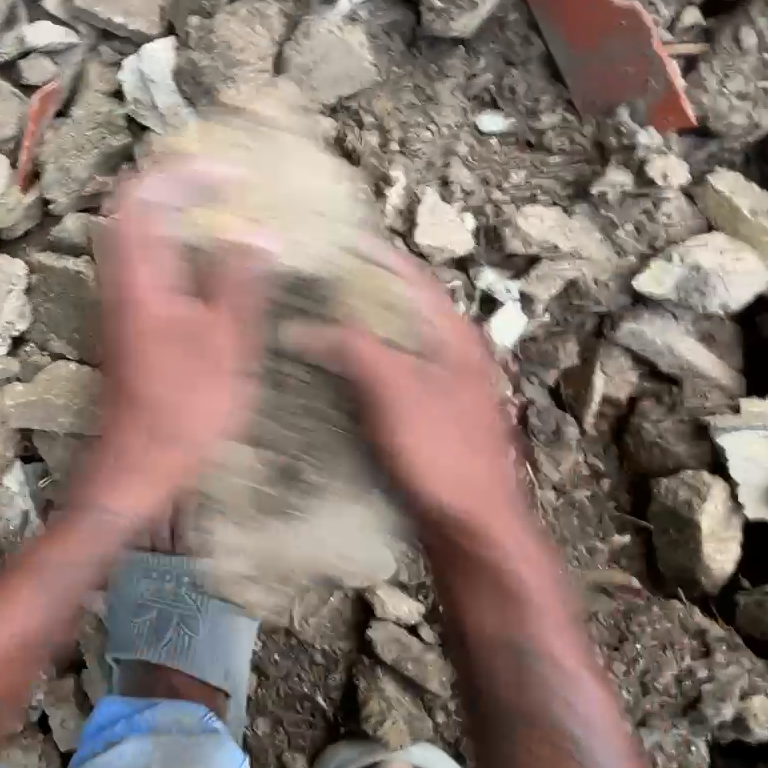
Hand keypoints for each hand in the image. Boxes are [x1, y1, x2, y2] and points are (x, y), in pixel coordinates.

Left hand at [85, 164, 274, 525]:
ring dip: (176, 216)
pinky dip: (176, 247)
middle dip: (178, 186)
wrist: (135, 464)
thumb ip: (239, 282)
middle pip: (134, 210)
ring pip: (138, 237)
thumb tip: (258, 230)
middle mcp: (119, 284)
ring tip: (227, 213)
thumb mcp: (226, 345)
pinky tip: (213, 264)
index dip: (182, 173)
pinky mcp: (127, 325)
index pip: (142, 197)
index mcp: (139, 279)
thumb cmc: (184, 411)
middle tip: (228, 183)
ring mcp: (119, 304)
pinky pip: (146, 264)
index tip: (231, 172)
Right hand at [282, 248, 530, 538]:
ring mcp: (434, 385)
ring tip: (295, 319)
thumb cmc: (441, 452)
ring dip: (344, 330)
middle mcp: (447, 352)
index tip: (322, 240)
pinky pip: (376, 375)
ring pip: (382, 343)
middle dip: (346, 292)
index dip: (368, 254)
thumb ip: (350, 347)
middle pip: (391, 307)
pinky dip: (347, 364)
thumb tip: (297, 323)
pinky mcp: (419, 415)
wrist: (472, 527)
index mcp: (453, 335)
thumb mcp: (394, 390)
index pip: (407, 275)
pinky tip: (314, 370)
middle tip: (296, 281)